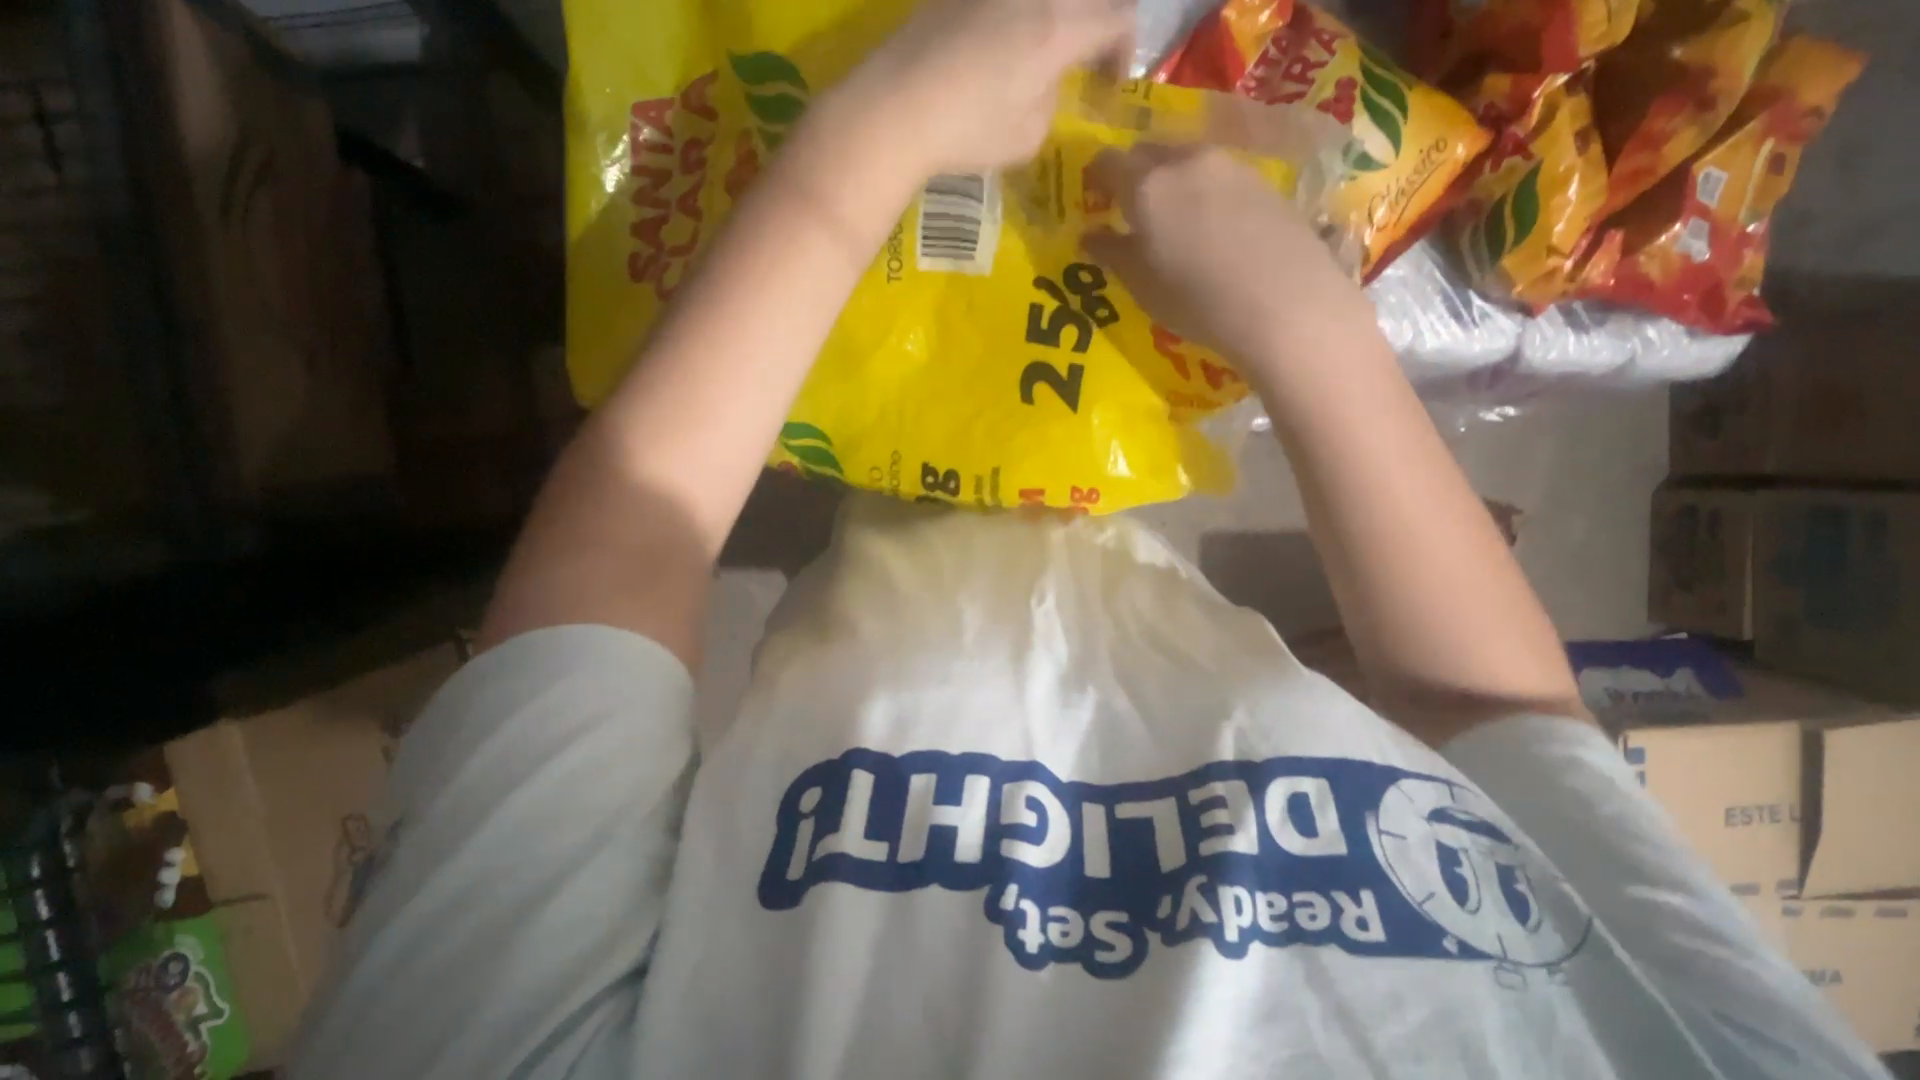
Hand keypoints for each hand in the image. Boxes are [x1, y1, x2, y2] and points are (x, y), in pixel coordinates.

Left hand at [839, 0, 1133, 177]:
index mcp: (1059, 28)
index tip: (1108, 81)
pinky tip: (998, 46)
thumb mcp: (1028, 135)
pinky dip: (1014, 17)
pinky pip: (1000, 2)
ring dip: (1055, 17)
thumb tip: (1046, 81)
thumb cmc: (968, 132)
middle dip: (1095, 21)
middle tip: (1084, 56)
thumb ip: (1051, 99)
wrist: (894, 108)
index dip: (1123, 48)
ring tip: (1040, 50)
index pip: (1118, 17)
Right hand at [1082, 144, 1373, 367]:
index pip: (1107, 161)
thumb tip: (1091, 235)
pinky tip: (1215, 228)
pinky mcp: (1265, 182)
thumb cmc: (1197, 300)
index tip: (1095, 200)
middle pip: (1150, 151)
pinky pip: (1221, 176)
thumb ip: (1113, 253)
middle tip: (1134, 210)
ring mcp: (1230, 166)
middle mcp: (1186, 161)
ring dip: (1175, 181)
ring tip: (1178, 219)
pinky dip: (1208, 192)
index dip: (1096, 178)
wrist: (1286, 303)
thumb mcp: (1142, 286)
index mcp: (1146, 183)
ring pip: (1189, 160)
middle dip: (1136, 173)